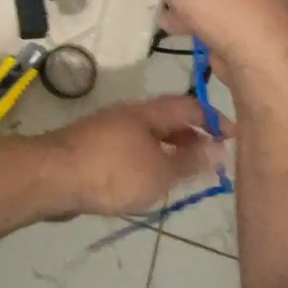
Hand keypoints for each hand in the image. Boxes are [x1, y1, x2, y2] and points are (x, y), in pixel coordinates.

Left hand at [44, 96, 228, 217]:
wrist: (51, 177)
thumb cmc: (111, 172)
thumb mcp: (160, 171)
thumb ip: (190, 161)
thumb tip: (219, 146)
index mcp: (145, 113)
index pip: (188, 105)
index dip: (214, 119)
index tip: (236, 138)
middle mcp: (125, 115)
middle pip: (166, 120)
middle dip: (192, 137)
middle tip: (213, 161)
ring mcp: (105, 131)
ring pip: (146, 136)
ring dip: (168, 151)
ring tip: (186, 175)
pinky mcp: (91, 150)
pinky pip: (128, 150)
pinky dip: (146, 161)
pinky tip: (149, 181)